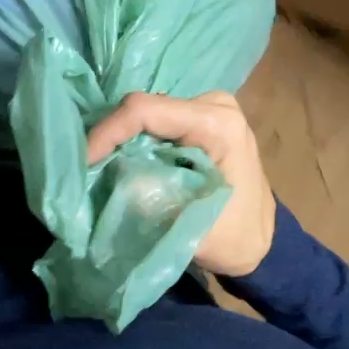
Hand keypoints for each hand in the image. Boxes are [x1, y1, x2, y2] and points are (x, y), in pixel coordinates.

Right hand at [85, 91, 276, 276]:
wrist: (265, 244)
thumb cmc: (236, 237)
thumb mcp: (192, 226)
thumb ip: (149, 199)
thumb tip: (107, 179)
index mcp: (217, 123)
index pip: (145, 110)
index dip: (107, 132)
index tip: (83, 162)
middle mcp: (211, 104)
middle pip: (141, 108)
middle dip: (110, 137)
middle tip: (88, 168)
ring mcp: (204, 107)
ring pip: (143, 113)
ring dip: (119, 140)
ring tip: (100, 167)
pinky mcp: (195, 117)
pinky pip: (151, 121)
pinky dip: (131, 141)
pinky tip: (121, 163)